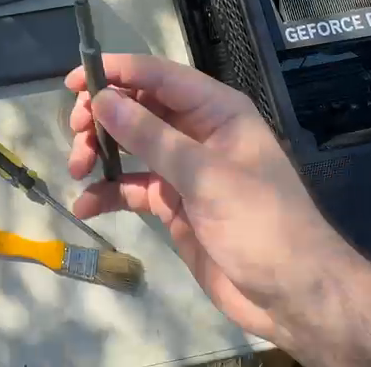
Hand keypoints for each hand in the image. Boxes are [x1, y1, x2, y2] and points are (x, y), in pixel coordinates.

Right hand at [63, 55, 370, 348]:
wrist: (296, 299)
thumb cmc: (261, 223)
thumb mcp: (205, 176)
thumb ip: (151, 137)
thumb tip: (103, 99)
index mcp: (215, 110)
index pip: (157, 75)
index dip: (115, 71)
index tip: (74, 81)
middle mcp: (197, 131)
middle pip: (138, 107)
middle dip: (103, 115)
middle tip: (76, 132)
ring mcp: (184, 168)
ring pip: (130, 144)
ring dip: (100, 151)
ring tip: (77, 169)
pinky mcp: (174, 204)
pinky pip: (132, 187)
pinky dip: (108, 192)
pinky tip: (86, 204)